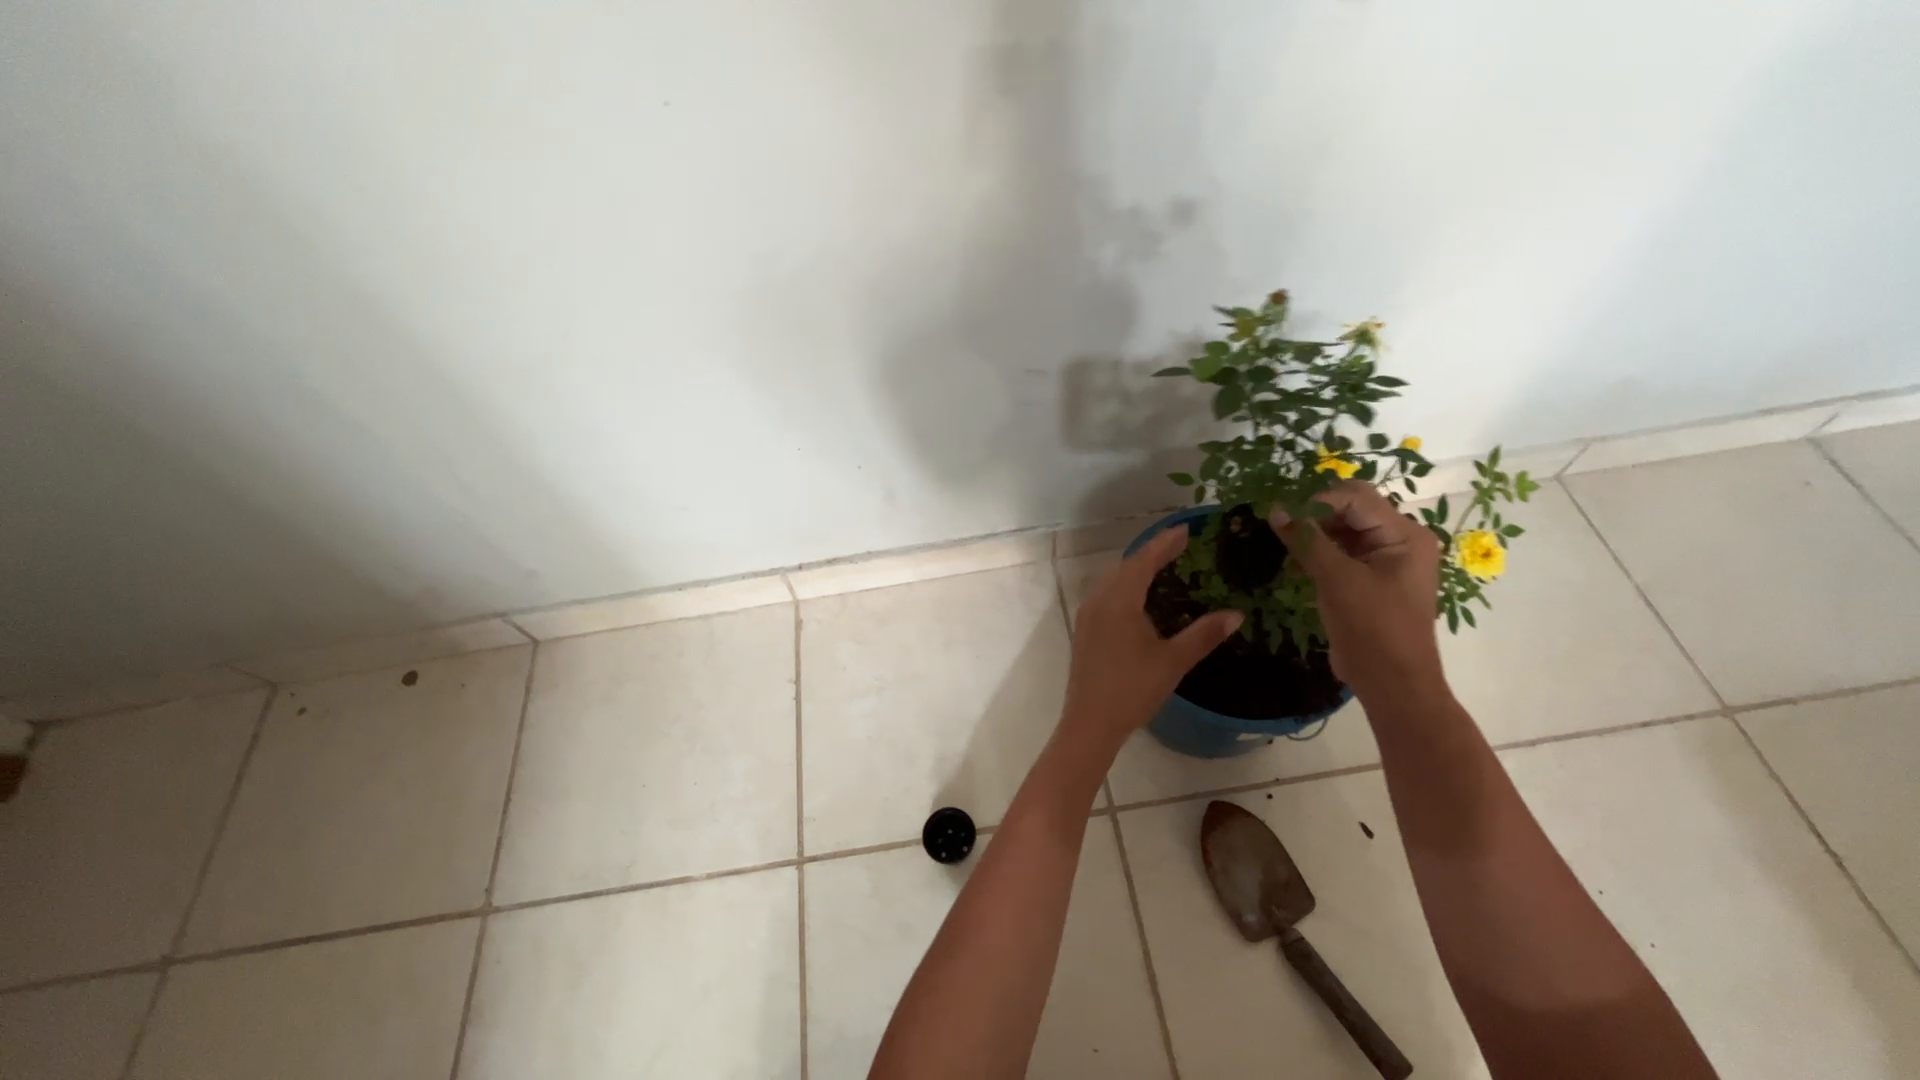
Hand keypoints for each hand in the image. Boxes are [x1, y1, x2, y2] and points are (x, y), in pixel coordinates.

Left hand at [1062, 527, 1243, 748]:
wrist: (1090, 722)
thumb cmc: (1133, 689)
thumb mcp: (1173, 661)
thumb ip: (1203, 634)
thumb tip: (1235, 614)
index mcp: (1119, 601)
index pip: (1143, 561)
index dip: (1165, 543)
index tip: (1186, 529)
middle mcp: (1099, 601)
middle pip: (1125, 566)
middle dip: (1151, 553)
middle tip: (1179, 546)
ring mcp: (1087, 616)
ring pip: (1112, 580)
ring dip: (1135, 570)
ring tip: (1162, 568)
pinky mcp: (1084, 631)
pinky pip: (1105, 596)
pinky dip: (1124, 587)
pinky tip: (1140, 600)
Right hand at [1270, 481, 1446, 701]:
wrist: (1392, 683)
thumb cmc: (1372, 627)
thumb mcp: (1337, 579)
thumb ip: (1307, 540)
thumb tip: (1275, 510)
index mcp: (1405, 535)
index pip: (1355, 499)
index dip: (1316, 502)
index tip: (1280, 515)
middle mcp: (1400, 540)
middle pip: (1352, 510)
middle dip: (1315, 514)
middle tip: (1280, 525)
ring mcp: (1386, 561)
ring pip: (1344, 531)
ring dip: (1314, 533)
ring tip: (1284, 542)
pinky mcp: (1370, 580)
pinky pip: (1343, 553)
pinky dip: (1319, 552)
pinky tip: (1295, 560)